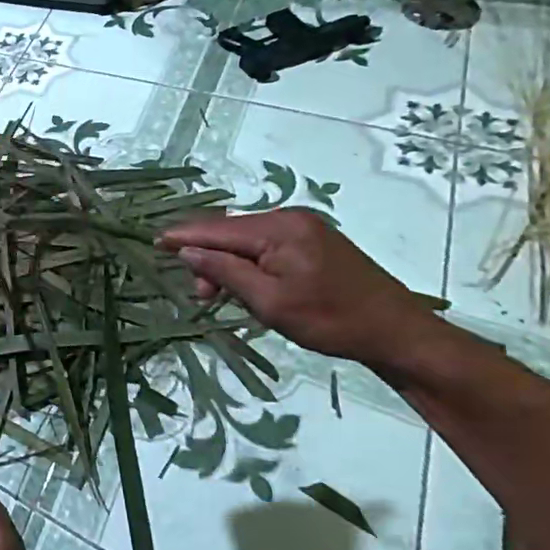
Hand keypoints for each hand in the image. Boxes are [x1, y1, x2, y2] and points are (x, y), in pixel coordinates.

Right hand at [158, 208, 450, 373]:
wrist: (395, 330)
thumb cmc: (331, 320)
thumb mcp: (271, 302)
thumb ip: (226, 271)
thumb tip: (188, 251)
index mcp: (280, 228)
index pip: (217, 228)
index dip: (184, 236)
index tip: (154, 242)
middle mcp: (290, 218)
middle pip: (231, 232)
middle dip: (208, 258)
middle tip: (201, 295)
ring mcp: (304, 228)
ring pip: (248, 240)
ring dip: (228, 264)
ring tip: (220, 295)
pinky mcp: (313, 241)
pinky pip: (267, 246)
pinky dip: (249, 264)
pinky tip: (245, 285)